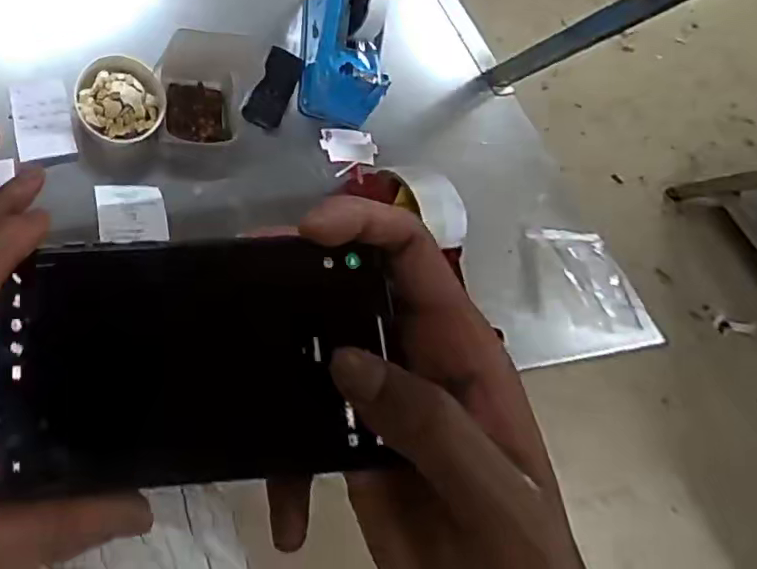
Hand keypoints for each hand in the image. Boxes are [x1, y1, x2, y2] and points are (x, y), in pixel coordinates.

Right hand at [266, 196, 581, 568]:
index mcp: (457, 344)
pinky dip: (283, 454)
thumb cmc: (522, 564)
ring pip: (316, 334)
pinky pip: (302, 410)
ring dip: (276, 339)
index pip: (411, 251)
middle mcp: (411, 351)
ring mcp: (377, 390)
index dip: (363, 221)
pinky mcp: (347, 430)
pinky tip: (282, 511)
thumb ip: (434, 427)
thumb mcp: (497, 498)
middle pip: (350, 278)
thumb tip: (346, 361)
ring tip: (233, 345)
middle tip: (244, 264)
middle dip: (297, 264)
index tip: (308, 230)